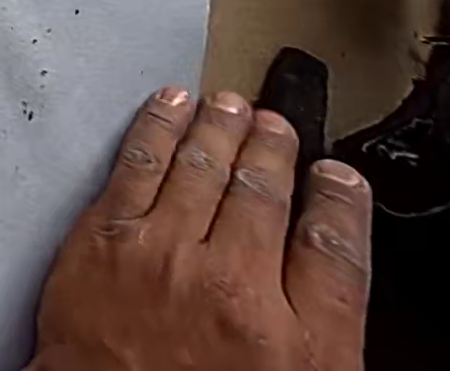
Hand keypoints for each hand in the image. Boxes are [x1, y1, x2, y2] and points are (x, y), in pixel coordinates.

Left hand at [29, 88, 371, 370]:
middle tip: (277, 121)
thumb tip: (325, 272)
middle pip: (264, 195)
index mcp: (298, 345)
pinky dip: (157, 126)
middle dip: (273, 150)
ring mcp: (165, 249)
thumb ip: (318, 339)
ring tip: (229, 103)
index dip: (340, 204)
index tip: (338, 175)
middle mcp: (233, 286)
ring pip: (202, 166)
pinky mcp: (108, 229)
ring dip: (219, 126)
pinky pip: (139, 162)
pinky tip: (170, 103)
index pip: (334, 253)